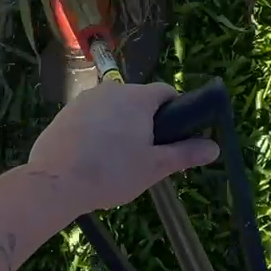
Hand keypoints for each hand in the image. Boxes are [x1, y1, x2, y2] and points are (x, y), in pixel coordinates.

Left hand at [28, 82, 219, 213]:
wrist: (55, 181)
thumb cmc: (112, 172)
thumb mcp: (154, 166)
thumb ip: (185, 153)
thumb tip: (214, 147)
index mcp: (138, 97)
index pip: (165, 92)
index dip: (174, 110)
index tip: (172, 135)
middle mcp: (112, 89)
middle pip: (138, 100)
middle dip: (145, 121)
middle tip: (145, 154)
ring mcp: (86, 98)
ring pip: (113, 108)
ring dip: (120, 125)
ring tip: (116, 160)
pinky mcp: (66, 111)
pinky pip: (90, 116)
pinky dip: (96, 130)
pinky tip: (91, 157)